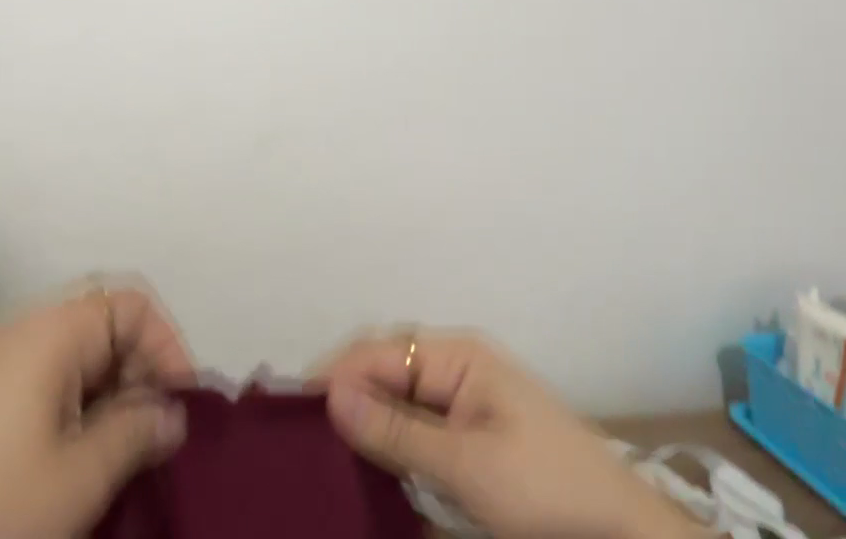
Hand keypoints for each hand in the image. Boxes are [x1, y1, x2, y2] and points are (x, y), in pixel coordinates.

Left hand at [0, 283, 194, 538]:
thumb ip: (135, 433)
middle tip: (157, 438)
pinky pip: (47, 383)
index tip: (179, 406)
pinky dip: (77, 410)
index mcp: (51, 332)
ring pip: (77, 358)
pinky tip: (81, 460)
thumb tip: (172, 411)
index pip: (129, 302)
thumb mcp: (78, 475)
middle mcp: (23, 334)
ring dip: (112, 396)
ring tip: (125, 455)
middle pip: (104, 325)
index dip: (167, 344)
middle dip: (142, 372)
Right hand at [319, 332, 703, 538]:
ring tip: (325, 453)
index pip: (376, 352)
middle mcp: (456, 366)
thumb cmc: (549, 493)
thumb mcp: (466, 465)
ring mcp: (464, 401)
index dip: (334, 378)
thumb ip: (394, 430)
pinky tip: (368, 466)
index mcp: (458, 355)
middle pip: (381, 369)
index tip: (295, 416)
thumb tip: (326, 395)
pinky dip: (389, 443)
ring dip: (364, 423)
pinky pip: (413, 426)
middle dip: (344, 397)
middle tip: (305, 439)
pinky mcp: (469, 436)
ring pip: (393, 400)